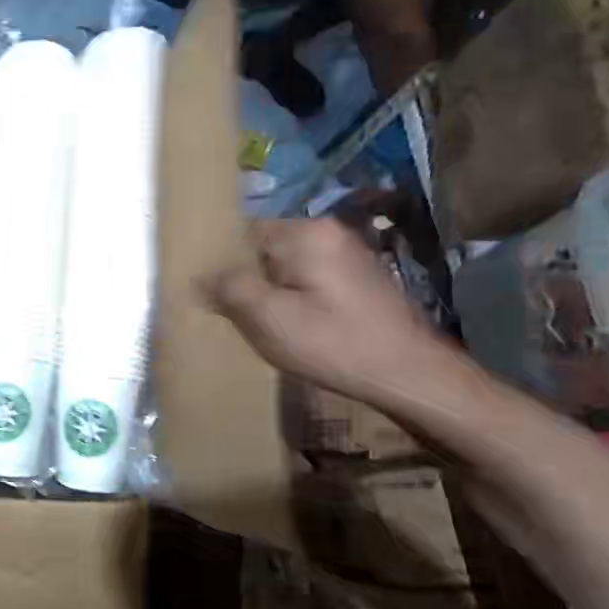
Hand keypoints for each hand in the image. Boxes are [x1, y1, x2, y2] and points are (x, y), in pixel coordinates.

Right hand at [205, 218, 462, 407]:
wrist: (409, 375)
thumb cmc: (332, 342)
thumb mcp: (266, 316)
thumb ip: (227, 287)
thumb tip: (199, 275)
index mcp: (306, 233)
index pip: (241, 233)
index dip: (219, 261)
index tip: (205, 290)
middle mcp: (329, 233)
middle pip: (263, 248)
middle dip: (242, 276)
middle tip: (226, 309)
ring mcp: (346, 255)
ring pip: (282, 265)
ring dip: (264, 288)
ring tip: (252, 318)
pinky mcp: (355, 278)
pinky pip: (303, 277)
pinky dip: (287, 295)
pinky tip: (283, 322)